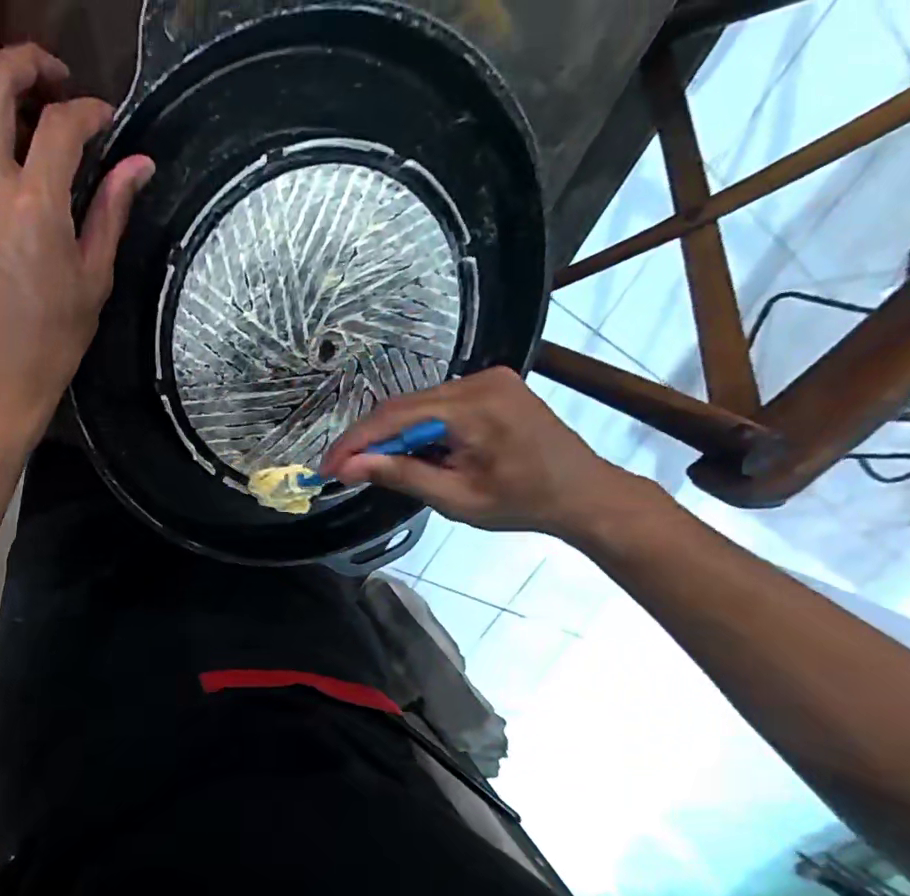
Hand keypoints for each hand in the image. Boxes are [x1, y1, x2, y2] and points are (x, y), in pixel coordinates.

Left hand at [0, 44, 154, 436]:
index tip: (108, 119)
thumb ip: (112, 210)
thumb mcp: (95, 275)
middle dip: (24, 65)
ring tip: (46, 131)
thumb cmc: (59, 334)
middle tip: (57, 77)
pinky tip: (23, 182)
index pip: (59, 125)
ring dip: (7, 107)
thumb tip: (139, 164)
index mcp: (34, 206)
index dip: (87, 110)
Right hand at [319, 368, 657, 538]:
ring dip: (399, 433)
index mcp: (473, 408)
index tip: (327, 466)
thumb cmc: (523, 503)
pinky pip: (445, 402)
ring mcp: (491, 377)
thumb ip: (402, 475)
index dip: (356, 441)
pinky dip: (425, 427)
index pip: (396, 416)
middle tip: (346, 470)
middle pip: (407, 405)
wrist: (581, 492)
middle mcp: (480, 380)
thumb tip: (350, 467)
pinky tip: (421, 451)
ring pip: (423, 403)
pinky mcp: (496, 383)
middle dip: (374, 438)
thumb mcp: (457, 498)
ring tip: (384, 466)